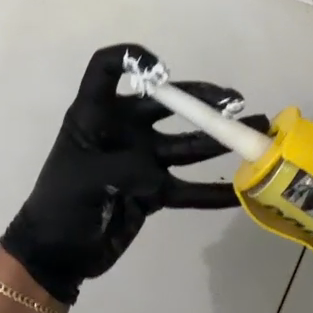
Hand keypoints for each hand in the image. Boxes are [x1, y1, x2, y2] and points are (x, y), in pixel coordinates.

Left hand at [0, 44, 268, 303]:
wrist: (55, 253)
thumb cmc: (60, 203)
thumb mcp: (87, 178)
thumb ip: (126, 169)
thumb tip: (160, 176)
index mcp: (95, 114)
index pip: (107, 68)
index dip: (133, 59)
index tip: (162, 73)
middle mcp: (122, 129)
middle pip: (166, 102)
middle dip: (201, 99)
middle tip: (235, 101)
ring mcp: (140, 160)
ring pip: (186, 143)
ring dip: (218, 138)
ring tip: (257, 129)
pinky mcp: (153, 191)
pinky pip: (188, 188)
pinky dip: (213, 191)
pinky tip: (242, 190)